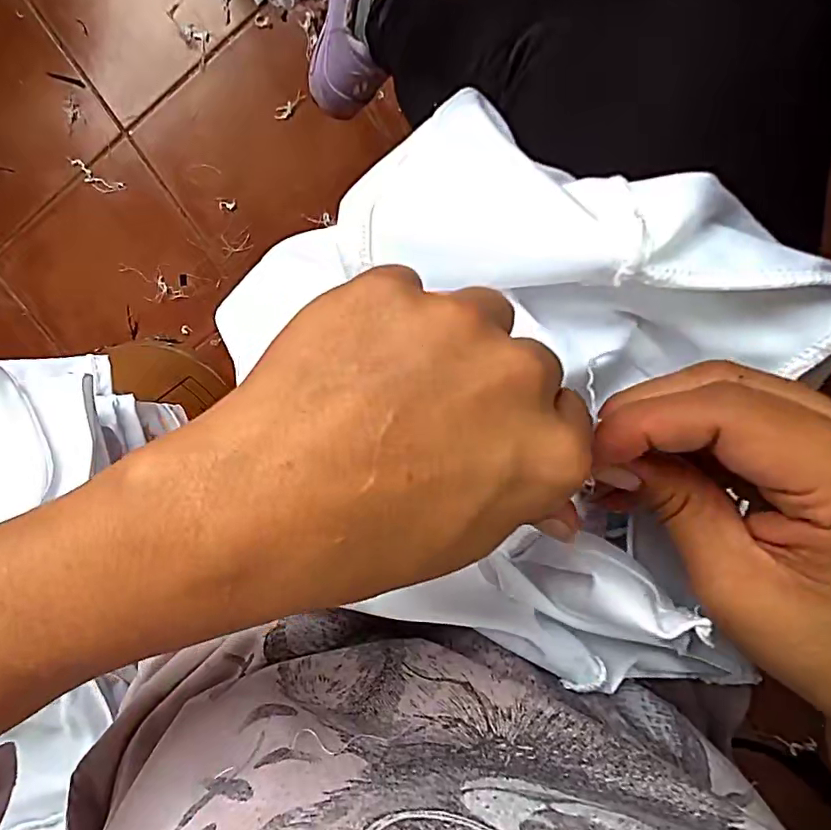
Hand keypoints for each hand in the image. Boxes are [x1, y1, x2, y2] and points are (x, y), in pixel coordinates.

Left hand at [168, 266, 591, 611]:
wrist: (260, 504)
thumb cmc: (362, 540)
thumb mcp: (464, 538)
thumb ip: (521, 498)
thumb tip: (548, 498)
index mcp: (550, 447)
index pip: (570, 416)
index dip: (529, 427)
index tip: (496, 434)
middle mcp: (521, 374)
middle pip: (528, 362)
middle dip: (491, 384)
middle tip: (436, 414)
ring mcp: (456, 321)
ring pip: (475, 316)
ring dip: (449, 342)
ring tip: (392, 381)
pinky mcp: (393, 289)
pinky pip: (407, 295)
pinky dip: (389, 320)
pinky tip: (353, 361)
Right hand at [592, 362, 830, 769]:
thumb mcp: (740, 591)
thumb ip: (679, 505)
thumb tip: (621, 455)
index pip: (735, 410)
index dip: (652, 417)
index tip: (596, 446)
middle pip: (743, 386)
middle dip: (659, 409)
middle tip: (604, 446)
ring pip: (754, 392)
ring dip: (683, 416)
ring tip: (631, 453)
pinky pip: (775, 416)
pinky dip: (716, 431)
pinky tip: (678, 456)